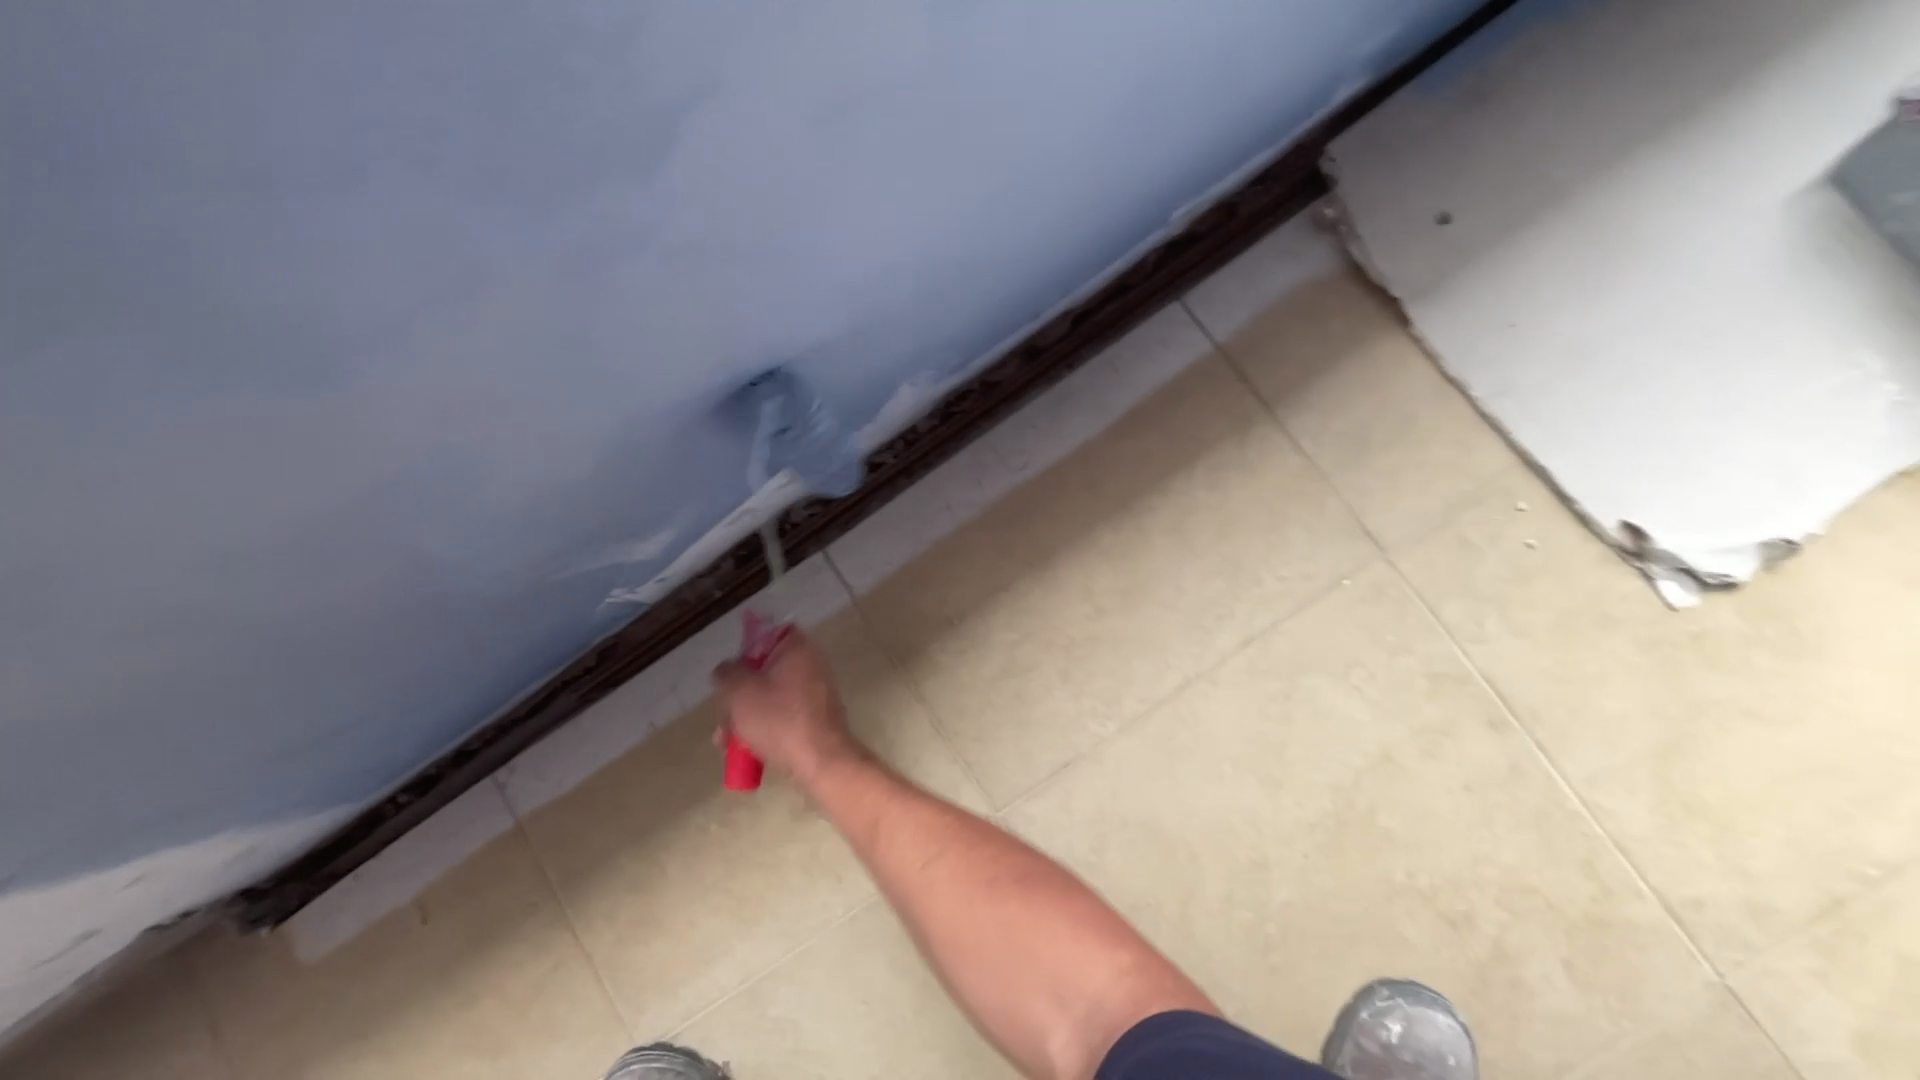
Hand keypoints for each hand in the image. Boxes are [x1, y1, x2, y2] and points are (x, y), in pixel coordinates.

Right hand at [713, 628, 864, 783]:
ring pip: (770, 698)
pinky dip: (763, 729)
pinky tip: (744, 751)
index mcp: (798, 648)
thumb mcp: (739, 690)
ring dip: (745, 717)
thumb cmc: (778, 719)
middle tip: (724, 715)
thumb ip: (726, 673)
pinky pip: (782, 716)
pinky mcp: (815, 718)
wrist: (820, 761)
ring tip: (726, 741)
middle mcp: (811, 665)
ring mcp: (816, 693)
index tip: (731, 673)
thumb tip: (727, 670)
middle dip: (739, 696)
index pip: (768, 634)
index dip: (745, 651)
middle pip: (764, 671)